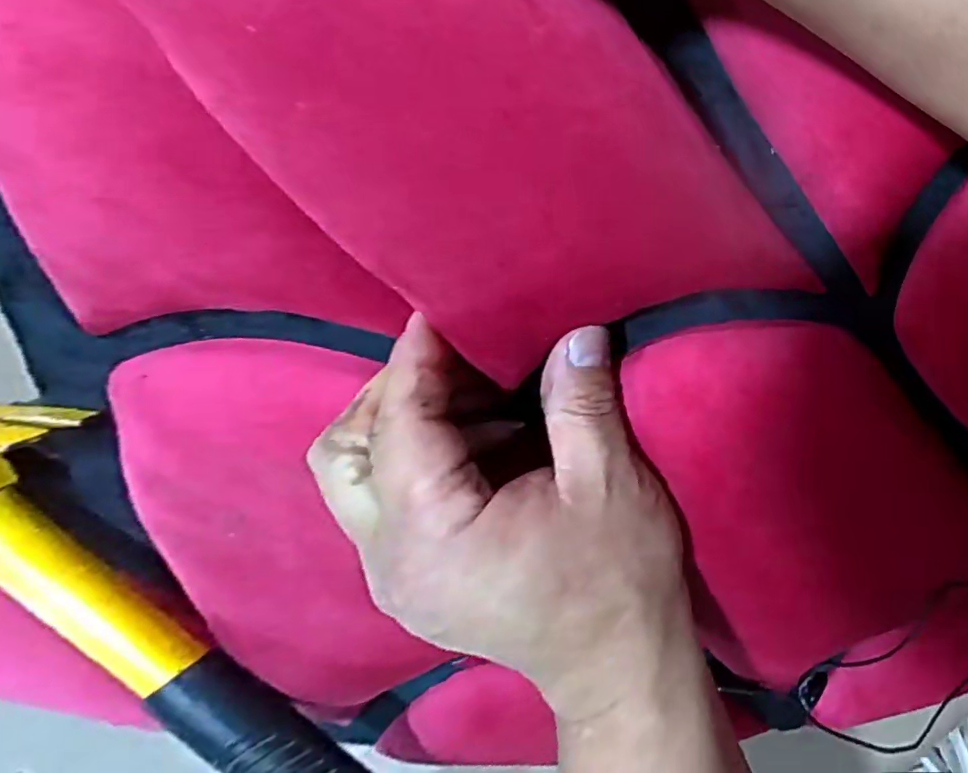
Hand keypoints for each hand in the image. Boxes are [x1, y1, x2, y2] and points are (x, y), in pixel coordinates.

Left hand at [306, 314, 698, 721]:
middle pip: (346, 454)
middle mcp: (390, 558)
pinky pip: (392, 498)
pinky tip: (488, 435)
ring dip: (407, 419)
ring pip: (360, 477)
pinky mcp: (420, 575)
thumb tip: (578, 334)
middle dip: (393, 389)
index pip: (400, 425)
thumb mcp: (610, 480)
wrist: (621, 657)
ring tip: (479, 387)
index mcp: (431, 534)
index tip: (441, 310)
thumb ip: (583, 403)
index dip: (416, 361)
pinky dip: (425, 451)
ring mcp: (398, 573)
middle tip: (458, 350)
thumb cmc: (619, 571)